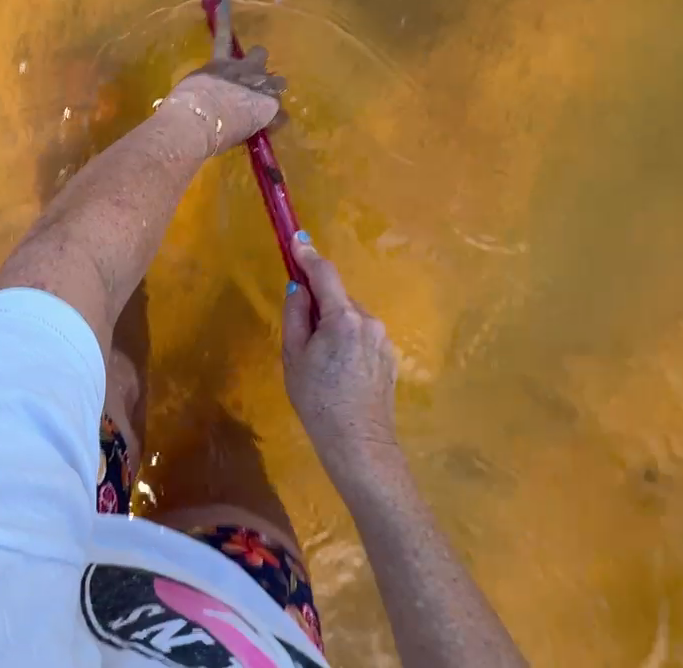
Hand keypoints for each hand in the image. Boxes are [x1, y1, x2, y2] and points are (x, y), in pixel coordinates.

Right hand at [164, 0, 286, 156]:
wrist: (198, 119)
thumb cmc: (185, 105)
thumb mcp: (190, 89)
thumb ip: (200, 87)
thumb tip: (198, 95)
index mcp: (219, 64)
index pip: (222, 34)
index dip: (224, 19)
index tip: (224, 3)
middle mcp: (243, 69)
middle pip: (260, 54)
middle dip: (258, 63)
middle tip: (253, 78)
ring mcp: (259, 87)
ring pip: (280, 81)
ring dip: (273, 90)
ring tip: (266, 104)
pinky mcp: (270, 108)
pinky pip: (282, 115)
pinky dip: (276, 121)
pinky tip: (270, 128)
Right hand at [282, 236, 404, 479]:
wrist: (358, 444)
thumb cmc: (317, 399)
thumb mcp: (293, 355)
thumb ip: (295, 315)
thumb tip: (299, 288)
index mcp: (343, 317)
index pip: (324, 274)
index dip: (308, 255)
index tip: (296, 239)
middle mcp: (369, 321)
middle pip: (337, 298)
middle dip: (318, 305)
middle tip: (300, 335)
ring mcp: (383, 339)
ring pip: (349, 318)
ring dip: (333, 326)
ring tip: (319, 362)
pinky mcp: (390, 357)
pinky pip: (361, 336)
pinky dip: (346, 341)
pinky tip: (338, 372)